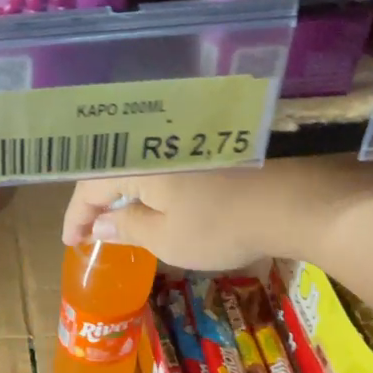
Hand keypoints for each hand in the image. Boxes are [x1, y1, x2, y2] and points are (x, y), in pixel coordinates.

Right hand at [61, 156, 372, 270]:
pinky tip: (162, 200)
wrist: (300, 199)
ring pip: (143, 158)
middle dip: (99, 200)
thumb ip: (129, 228)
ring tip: (123, 217)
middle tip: (93, 230)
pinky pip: (172, 156)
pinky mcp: (219, 135)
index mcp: (139, 159)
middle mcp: (160, 136)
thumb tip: (102, 225)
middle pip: (114, 165)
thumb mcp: (167, 239)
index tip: (72, 241)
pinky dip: (158, 181)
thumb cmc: (225, 225)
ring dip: (128, 189)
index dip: (77, 215)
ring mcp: (192, 131)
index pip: (91, 184)